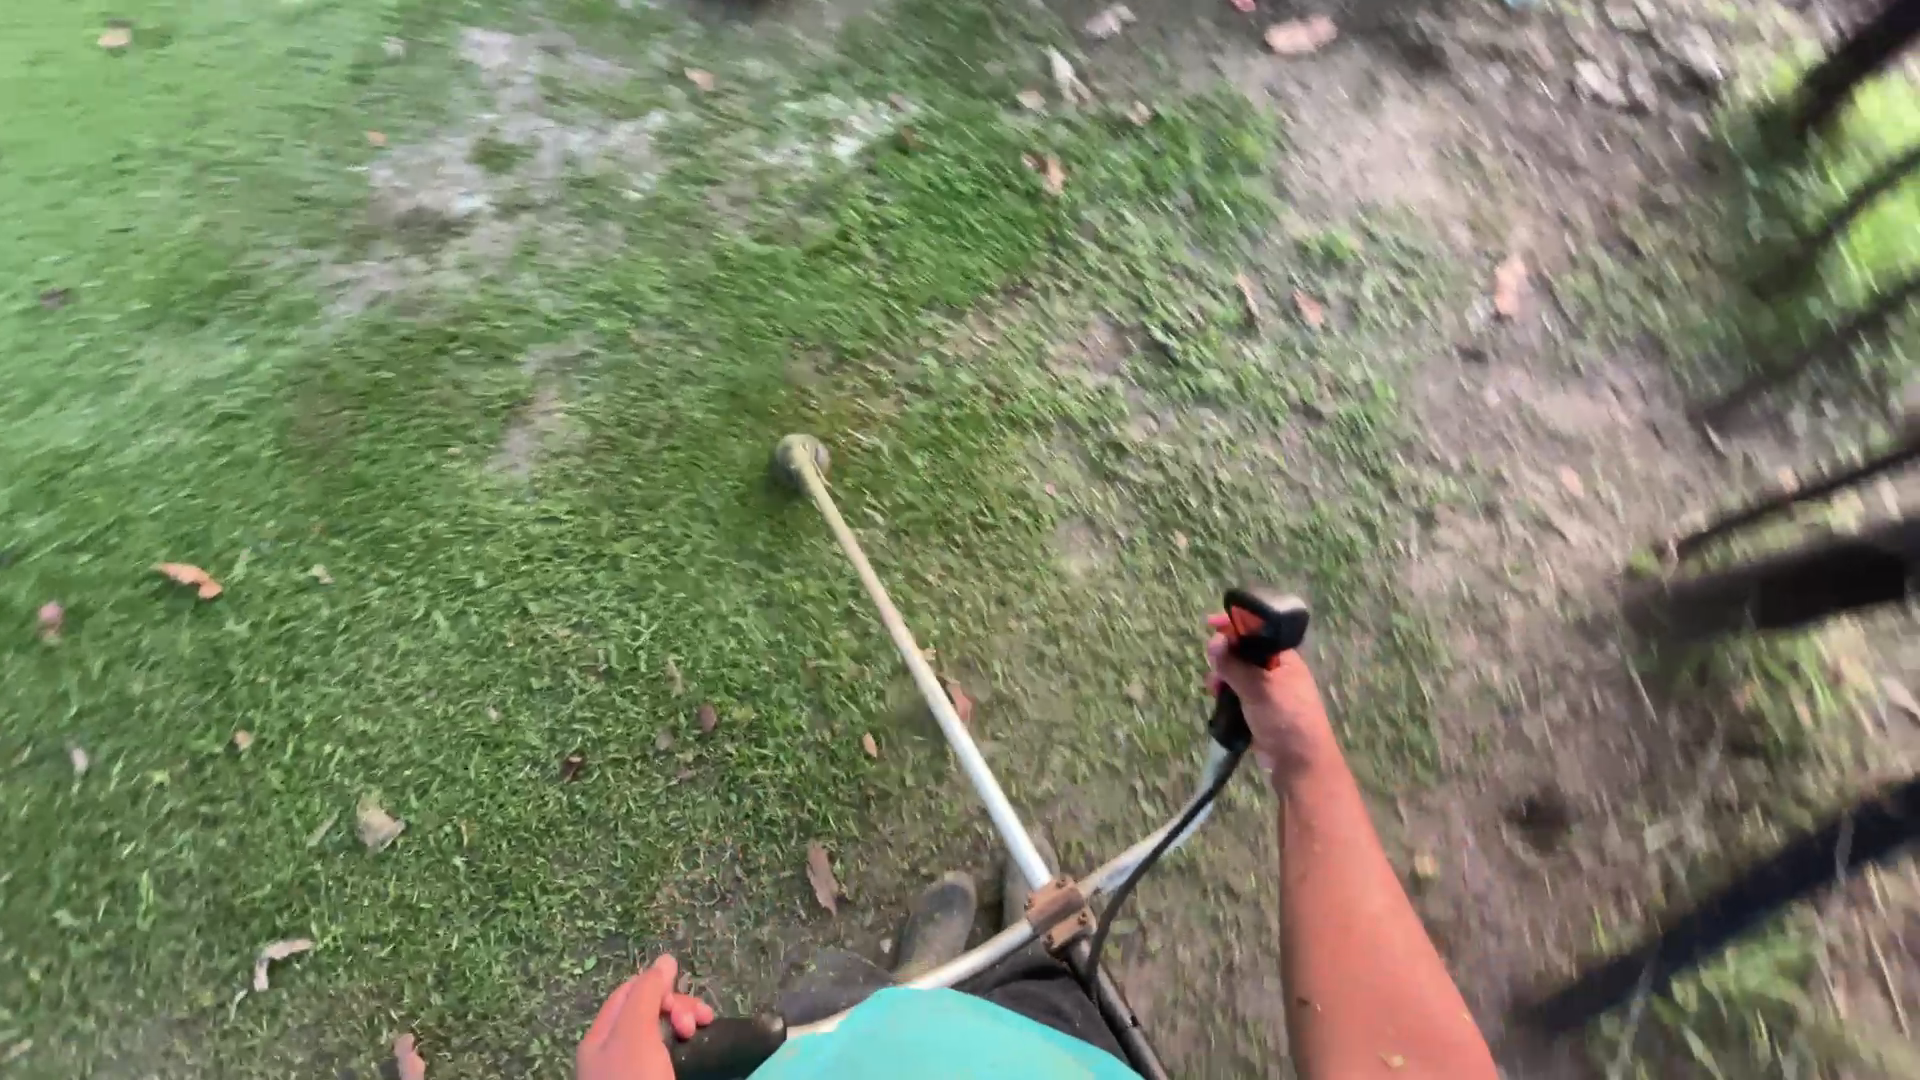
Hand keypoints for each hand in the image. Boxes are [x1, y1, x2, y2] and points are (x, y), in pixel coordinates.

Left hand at [577, 955, 715, 1079]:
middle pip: (649, 1008)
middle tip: (694, 1022)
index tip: (680, 999)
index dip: (659, 986)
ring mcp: (633, 1071)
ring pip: (663, 1029)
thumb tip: (665, 958)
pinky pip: (670, 1052)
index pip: (631, 991)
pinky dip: (687, 1043)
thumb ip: (648, 992)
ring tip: (701, 1031)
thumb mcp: (636, 1032)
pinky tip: (698, 1045)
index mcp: (601, 1036)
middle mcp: (614, 1050)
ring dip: (686, 1020)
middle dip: (677, 1006)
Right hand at [1206, 613, 1338, 786]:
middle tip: (1212, 665)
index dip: (1234, 625)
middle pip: (1243, 651)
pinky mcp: (1259, 709)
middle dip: (1224, 654)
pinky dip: (1226, 692)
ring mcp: (1268, 691)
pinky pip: (1237, 692)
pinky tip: (1217, 698)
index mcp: (1284, 659)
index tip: (1210, 623)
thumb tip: (1213, 641)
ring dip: (1222, 676)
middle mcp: (1276, 671)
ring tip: (1213, 688)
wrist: (1299, 762)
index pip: (1257, 632)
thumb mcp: (1258, 687)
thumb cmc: (1285, 718)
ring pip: (1237, 673)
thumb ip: (1233, 664)